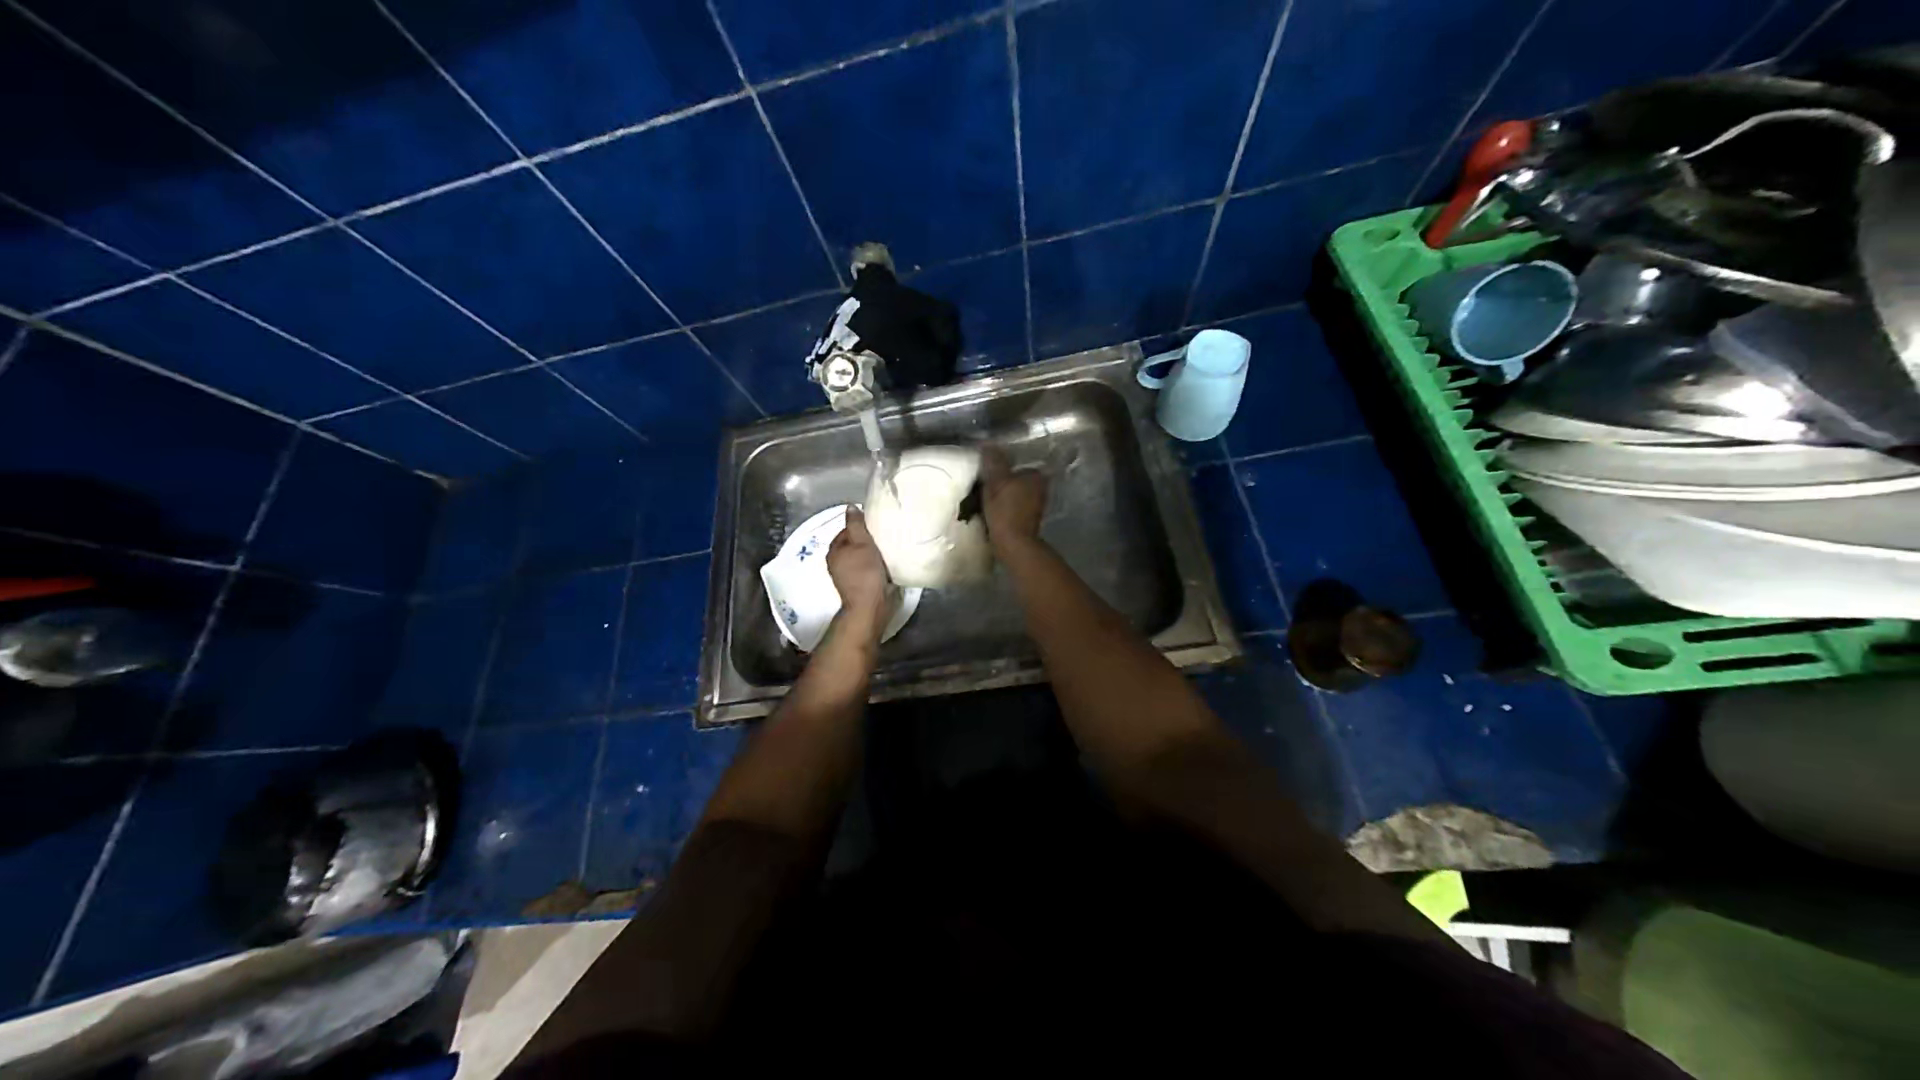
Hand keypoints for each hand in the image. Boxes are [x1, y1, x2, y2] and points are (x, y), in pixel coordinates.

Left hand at [828, 507, 891, 625]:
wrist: (870, 606)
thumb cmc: (865, 572)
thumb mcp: (862, 543)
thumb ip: (856, 525)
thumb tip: (850, 506)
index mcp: (834, 551)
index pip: (846, 530)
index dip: (861, 525)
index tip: (877, 524)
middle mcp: (837, 563)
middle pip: (854, 544)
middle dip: (868, 539)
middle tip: (885, 534)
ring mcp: (848, 576)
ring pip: (862, 556)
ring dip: (873, 552)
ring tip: (889, 546)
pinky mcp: (860, 585)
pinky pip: (868, 568)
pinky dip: (876, 563)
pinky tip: (888, 561)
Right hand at [981, 446, 1048, 553]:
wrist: (1013, 544)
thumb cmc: (1005, 510)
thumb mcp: (995, 482)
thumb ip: (994, 461)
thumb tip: (988, 444)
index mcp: (1036, 476)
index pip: (1018, 464)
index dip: (1003, 468)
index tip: (989, 473)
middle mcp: (1041, 489)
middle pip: (1017, 479)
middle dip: (1004, 482)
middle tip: (985, 485)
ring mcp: (1037, 506)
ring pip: (1016, 494)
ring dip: (1004, 495)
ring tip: (986, 499)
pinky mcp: (1030, 520)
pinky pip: (1015, 507)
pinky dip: (1006, 508)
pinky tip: (994, 512)